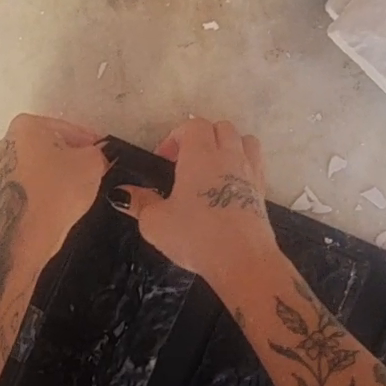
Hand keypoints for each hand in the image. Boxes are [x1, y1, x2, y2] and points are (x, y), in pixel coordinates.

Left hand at [0, 114, 109, 255]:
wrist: (29, 232)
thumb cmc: (59, 189)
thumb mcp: (93, 163)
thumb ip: (100, 152)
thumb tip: (100, 155)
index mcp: (26, 125)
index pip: (69, 129)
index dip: (92, 143)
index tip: (105, 154)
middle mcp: (7, 140)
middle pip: (52, 145)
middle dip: (73, 156)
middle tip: (95, 170)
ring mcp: (0, 167)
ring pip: (42, 165)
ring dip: (60, 173)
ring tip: (81, 187)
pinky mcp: (2, 190)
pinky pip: (33, 183)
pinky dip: (48, 187)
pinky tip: (63, 199)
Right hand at [111, 118, 279, 284]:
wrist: (243, 260)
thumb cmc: (196, 236)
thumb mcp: (156, 222)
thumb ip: (139, 203)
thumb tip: (121, 194)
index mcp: (201, 155)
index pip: (192, 125)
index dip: (175, 137)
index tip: (164, 160)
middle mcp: (228, 156)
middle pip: (220, 127)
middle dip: (201, 137)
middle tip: (185, 163)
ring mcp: (250, 171)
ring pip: (244, 140)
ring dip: (227, 146)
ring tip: (212, 169)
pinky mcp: (263, 191)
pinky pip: (255, 163)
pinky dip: (243, 165)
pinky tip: (229, 187)